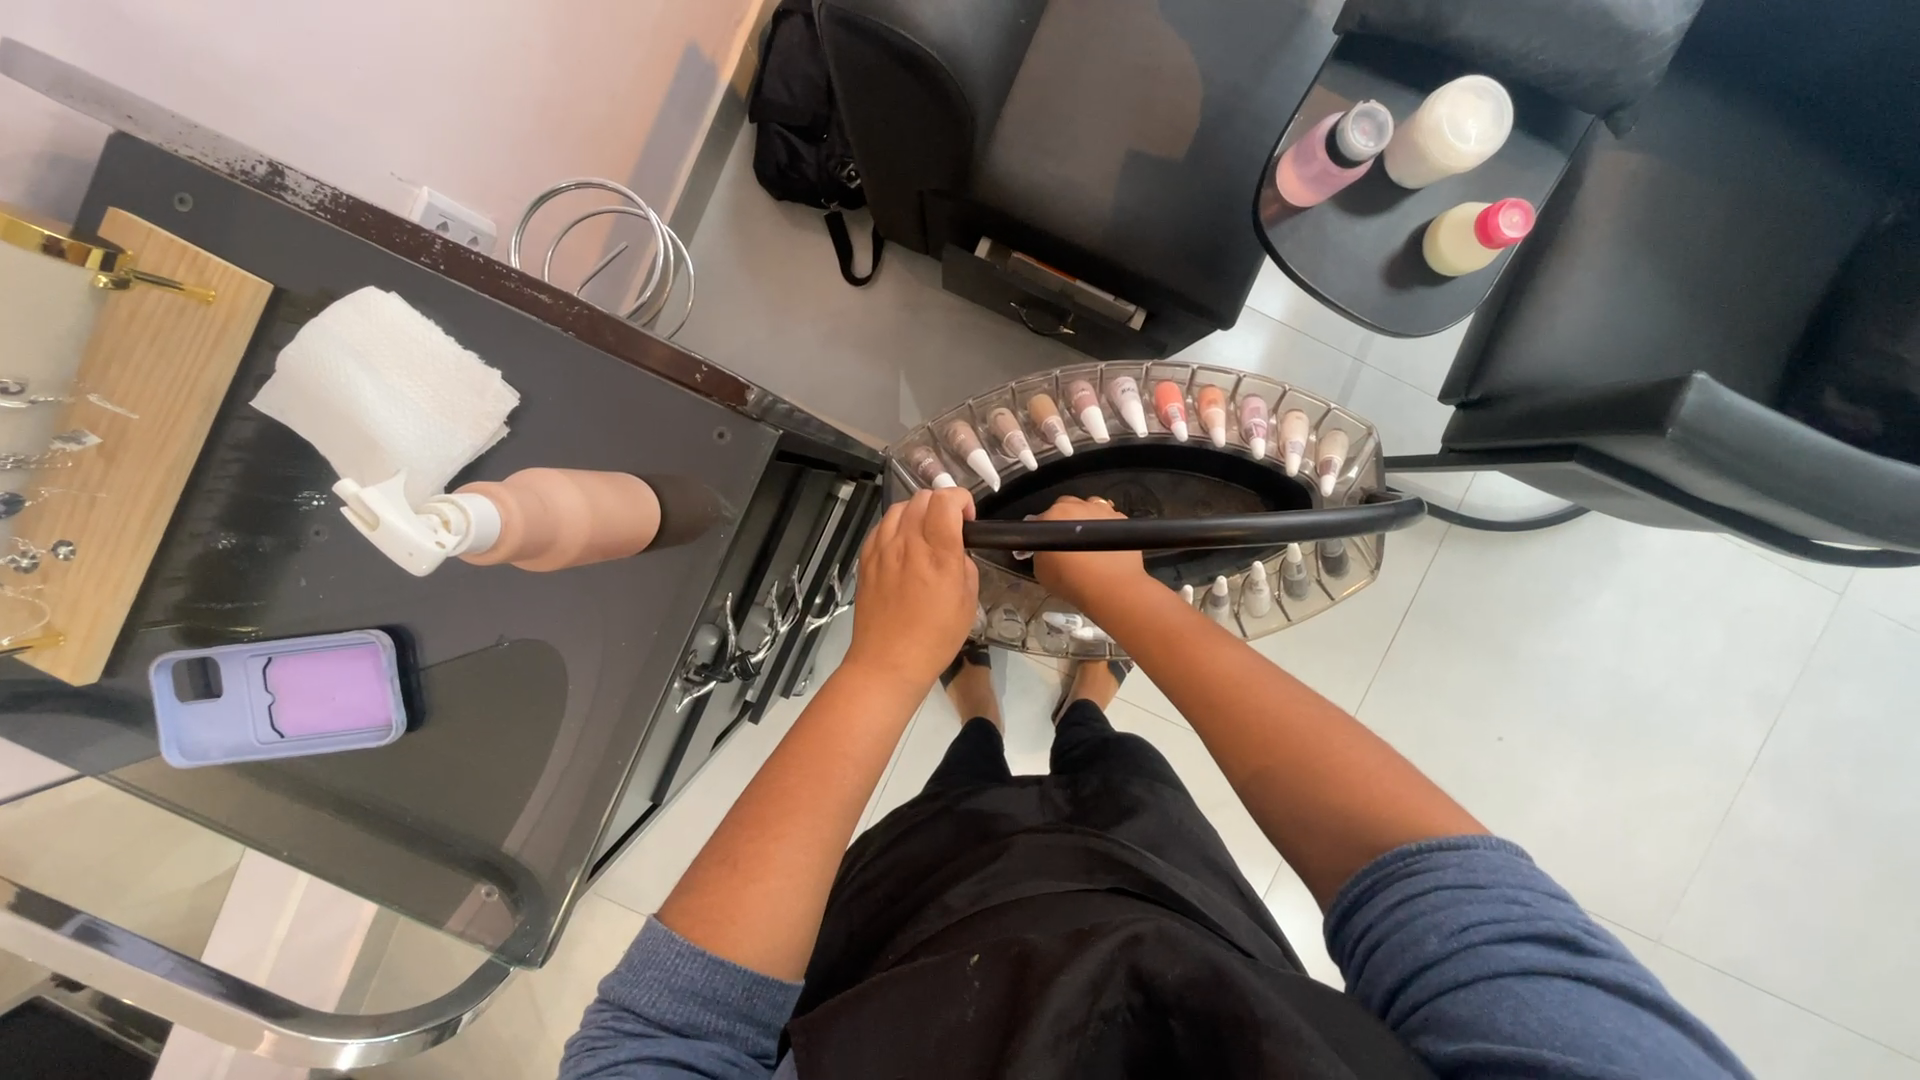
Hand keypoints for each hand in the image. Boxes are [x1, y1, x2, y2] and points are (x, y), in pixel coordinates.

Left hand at [843, 488, 980, 690]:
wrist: (887, 661)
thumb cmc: (935, 638)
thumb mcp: (967, 602)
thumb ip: (965, 566)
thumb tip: (956, 550)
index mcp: (938, 554)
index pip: (947, 500)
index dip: (962, 500)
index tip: (968, 519)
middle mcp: (908, 544)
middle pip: (923, 498)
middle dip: (942, 504)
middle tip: (951, 527)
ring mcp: (882, 550)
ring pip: (900, 507)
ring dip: (918, 512)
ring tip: (926, 534)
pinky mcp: (866, 560)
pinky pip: (881, 527)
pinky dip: (897, 526)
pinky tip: (904, 546)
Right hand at [1030, 496, 1153, 615]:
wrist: (1110, 588)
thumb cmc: (1072, 580)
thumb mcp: (1040, 570)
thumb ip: (1040, 552)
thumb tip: (1045, 549)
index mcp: (1054, 515)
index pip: (1042, 517)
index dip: (1042, 530)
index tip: (1046, 543)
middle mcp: (1078, 506)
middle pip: (1066, 504)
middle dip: (1064, 518)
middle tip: (1067, 540)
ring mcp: (1103, 511)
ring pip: (1090, 505)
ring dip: (1087, 516)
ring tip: (1089, 538)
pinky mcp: (1122, 520)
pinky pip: (1110, 517)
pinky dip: (1107, 525)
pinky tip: (1106, 542)